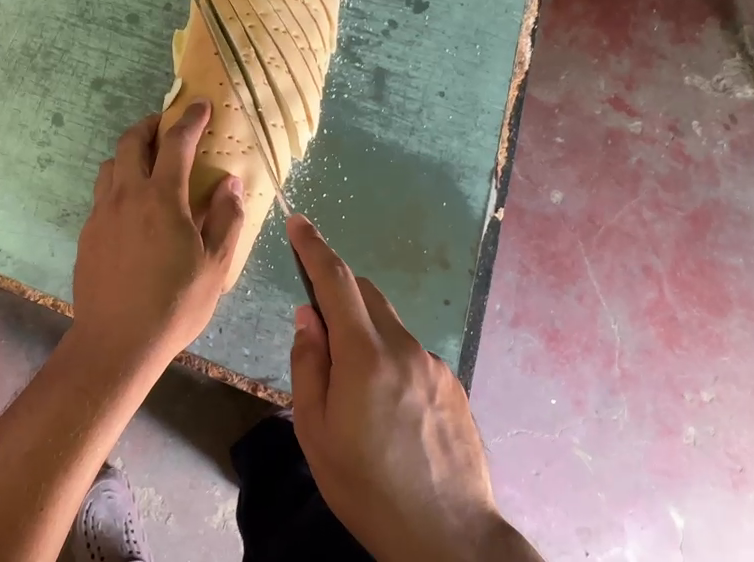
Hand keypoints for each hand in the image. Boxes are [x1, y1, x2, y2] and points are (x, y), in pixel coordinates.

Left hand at [71, 102, 246, 363]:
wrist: (116, 341)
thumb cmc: (174, 305)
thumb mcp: (214, 266)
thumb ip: (225, 218)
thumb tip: (229, 182)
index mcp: (161, 199)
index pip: (176, 143)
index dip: (190, 119)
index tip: (199, 104)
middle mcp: (126, 196)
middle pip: (131, 142)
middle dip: (151, 125)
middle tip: (168, 126)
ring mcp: (101, 214)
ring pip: (111, 165)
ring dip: (130, 154)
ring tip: (149, 165)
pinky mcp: (88, 233)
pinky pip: (102, 194)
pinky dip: (119, 184)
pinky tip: (132, 208)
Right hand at [287, 215, 536, 561]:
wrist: (448, 539)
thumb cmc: (366, 487)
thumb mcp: (315, 430)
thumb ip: (308, 364)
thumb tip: (308, 317)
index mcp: (364, 356)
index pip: (335, 281)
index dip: (314, 247)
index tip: (299, 223)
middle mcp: (405, 348)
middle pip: (367, 295)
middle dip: (339, 293)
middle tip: (319, 327)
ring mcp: (436, 367)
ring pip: (391, 326)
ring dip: (366, 332)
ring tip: (355, 388)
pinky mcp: (454, 388)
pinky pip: (412, 355)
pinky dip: (391, 358)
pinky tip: (388, 408)